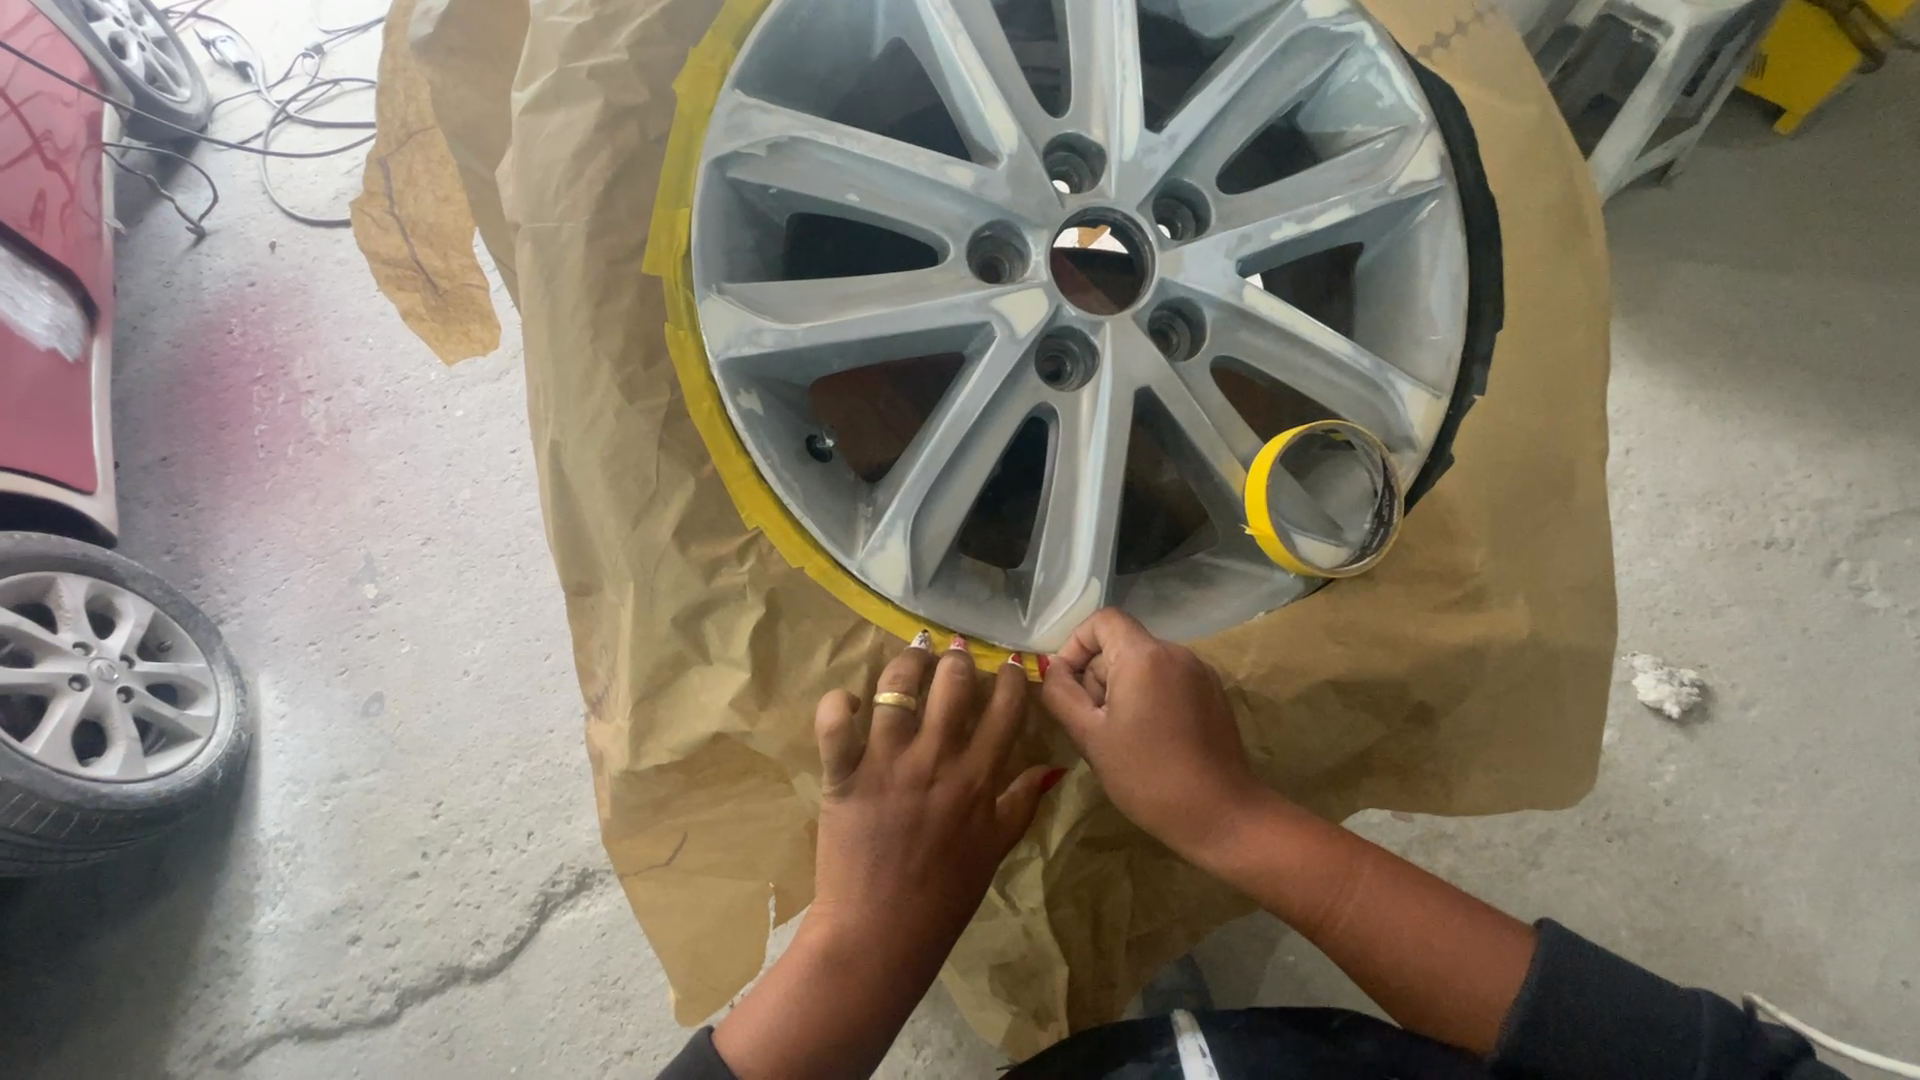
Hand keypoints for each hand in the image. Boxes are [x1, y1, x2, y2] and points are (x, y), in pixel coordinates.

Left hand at [714, 636, 1059, 1079]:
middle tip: (953, 653)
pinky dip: (838, 704)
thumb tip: (1052, 767)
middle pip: (953, 683)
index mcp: (979, 777)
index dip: (1009, 676)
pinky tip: (849, 702)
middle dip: (957, 658)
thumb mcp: (997, 847)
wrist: (882, 932)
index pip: (1005, 707)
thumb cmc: (945, 893)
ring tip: (910, 656)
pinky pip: (835, 724)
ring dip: (906, 663)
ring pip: (897, 688)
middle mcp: (936, 760)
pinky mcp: (844, 776)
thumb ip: (1023, 801)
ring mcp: (888, 764)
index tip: (1006, 663)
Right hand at [1039, 609, 1264, 859]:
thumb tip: (1053, 670)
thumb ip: (1061, 694)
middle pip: (1121, 645)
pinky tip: (1151, 739)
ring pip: (1144, 664)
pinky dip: (1150, 697)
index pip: (1102, 620)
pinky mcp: (1214, 693)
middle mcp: (1176, 652)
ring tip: (1121, 736)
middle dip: (1098, 676)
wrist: (1220, 815)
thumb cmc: (1146, 775)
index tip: (1067, 684)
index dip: (1076, 644)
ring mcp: (1200, 671)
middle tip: (1093, 724)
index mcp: (1144, 656)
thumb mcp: (1089, 736)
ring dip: (1122, 689)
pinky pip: (1168, 680)